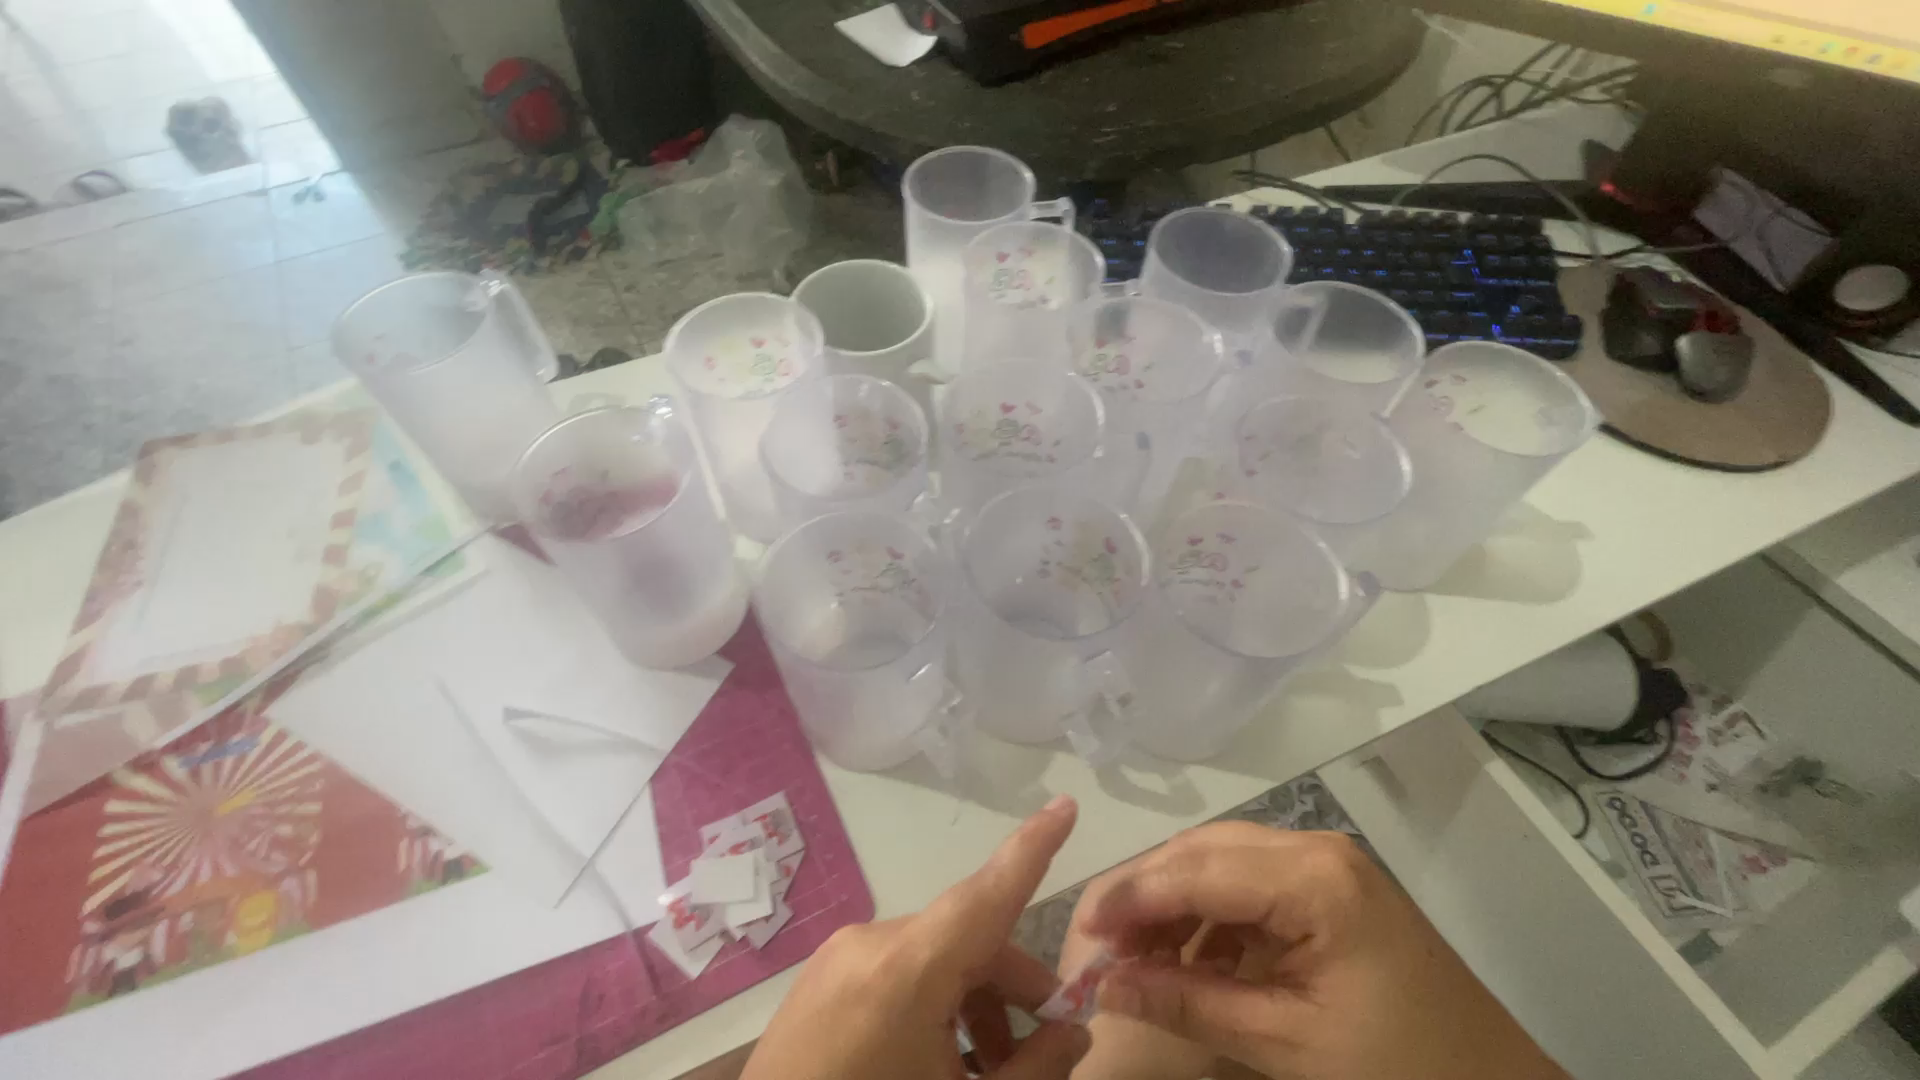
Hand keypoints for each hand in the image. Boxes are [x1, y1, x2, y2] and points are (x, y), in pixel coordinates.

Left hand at [741, 796, 1091, 1079]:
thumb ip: (1033, 1069)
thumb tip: (1074, 1030)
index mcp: (905, 970)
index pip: (985, 894)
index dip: (1032, 848)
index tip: (1067, 803)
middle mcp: (870, 943)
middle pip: (967, 938)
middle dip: (1015, 983)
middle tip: (1048, 1040)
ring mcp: (838, 958)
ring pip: (934, 956)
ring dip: (974, 999)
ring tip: (992, 1066)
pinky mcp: (820, 978)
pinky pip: (897, 971)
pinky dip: (933, 1001)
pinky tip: (942, 1057)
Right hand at [1081, 823, 1569, 1079]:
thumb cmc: (1403, 1072)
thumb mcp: (1287, 1044)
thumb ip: (1190, 1004)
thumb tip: (1103, 984)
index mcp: (1315, 879)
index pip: (1197, 870)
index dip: (1132, 898)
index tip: (1082, 933)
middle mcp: (1315, 849)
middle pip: (1202, 851)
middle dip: (1146, 894)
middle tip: (1100, 943)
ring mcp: (1323, 863)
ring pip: (1218, 861)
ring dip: (1172, 903)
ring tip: (1133, 954)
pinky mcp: (1326, 885)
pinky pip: (1246, 883)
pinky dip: (1207, 916)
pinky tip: (1185, 956)